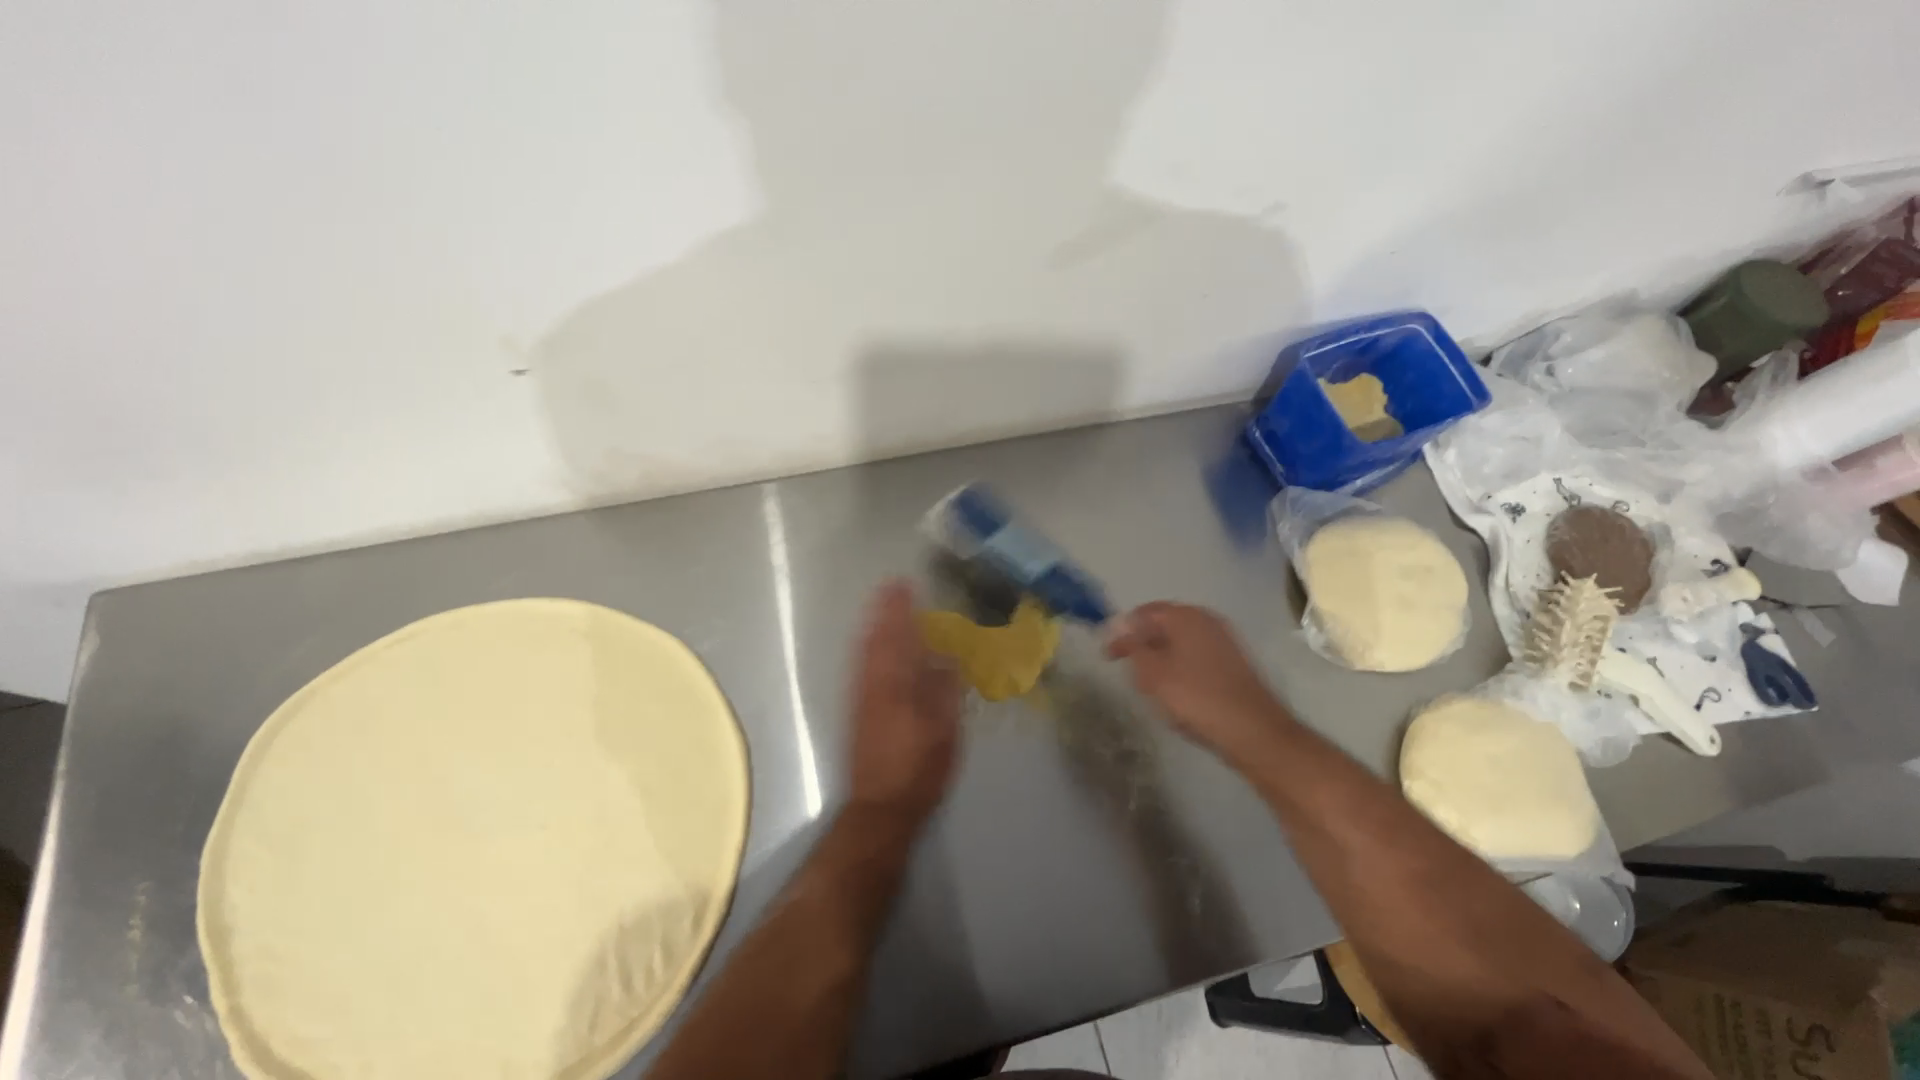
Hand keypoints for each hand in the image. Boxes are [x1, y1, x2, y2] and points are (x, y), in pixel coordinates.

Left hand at [847, 580, 962, 824]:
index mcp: (896, 685)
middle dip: (883, 612)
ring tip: (883, 610)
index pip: (898, 637)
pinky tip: (874, 648)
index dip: (900, 610)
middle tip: (892, 588)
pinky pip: (860, 667)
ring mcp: (860, 699)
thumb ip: (943, 690)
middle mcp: (873, 685)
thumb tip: (946, 657)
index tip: (904, 584)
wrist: (879, 809)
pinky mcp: (856, 713)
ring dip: (873, 627)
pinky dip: (868, 648)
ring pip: (864, 652)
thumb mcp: (943, 731)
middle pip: (875, 639)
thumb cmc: (918, 770)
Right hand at [1104, 601, 1290, 759]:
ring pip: (1181, 641)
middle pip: (1165, 624)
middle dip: (1142, 642)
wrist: (1251, 729)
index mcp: (1186, 616)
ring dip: (1161, 655)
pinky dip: (1179, 666)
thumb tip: (1120, 630)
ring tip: (1147, 681)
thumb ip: (1132, 647)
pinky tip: (1175, 689)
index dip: (1122, 631)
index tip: (1108, 654)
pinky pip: (1196, 656)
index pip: (1144, 613)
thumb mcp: (1152, 673)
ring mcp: (1224, 640)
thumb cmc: (1195, 697)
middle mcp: (1207, 620)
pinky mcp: (1234, 662)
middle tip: (1125, 666)